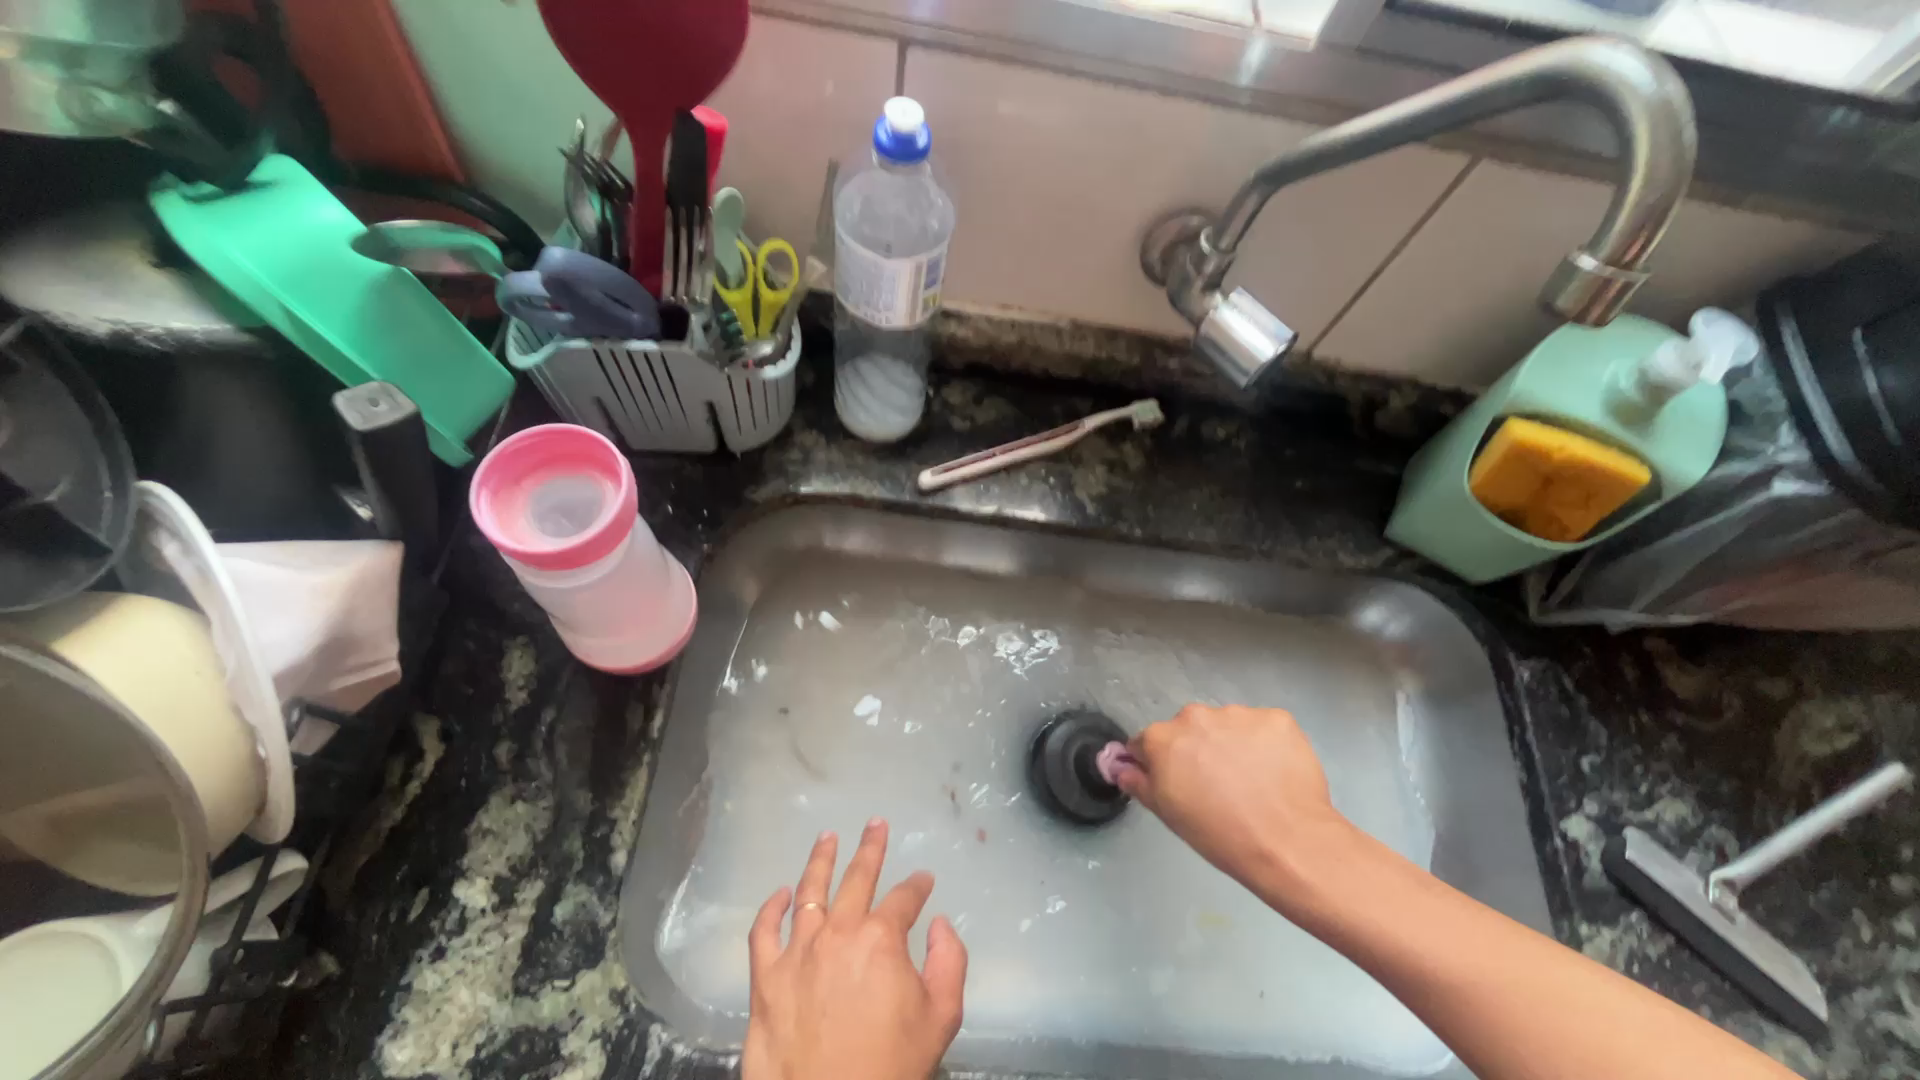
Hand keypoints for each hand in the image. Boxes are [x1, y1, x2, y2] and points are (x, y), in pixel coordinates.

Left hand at [743, 820, 967, 1079]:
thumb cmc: (890, 1066)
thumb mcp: (941, 1018)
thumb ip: (949, 963)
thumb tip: (940, 925)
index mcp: (881, 939)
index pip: (904, 898)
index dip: (917, 886)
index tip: (924, 879)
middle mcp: (838, 932)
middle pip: (856, 878)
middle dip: (871, 848)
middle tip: (876, 824)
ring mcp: (797, 951)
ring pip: (809, 891)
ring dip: (820, 860)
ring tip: (827, 836)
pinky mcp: (764, 977)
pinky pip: (764, 931)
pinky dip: (771, 908)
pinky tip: (781, 893)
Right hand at [1108, 704, 1355, 905]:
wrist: (1287, 841)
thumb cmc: (1219, 834)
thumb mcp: (1168, 814)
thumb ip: (1139, 783)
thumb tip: (1123, 767)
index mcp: (1162, 738)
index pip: (1148, 743)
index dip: (1160, 764)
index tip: (1178, 785)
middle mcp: (1196, 716)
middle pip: (1190, 729)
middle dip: (1198, 749)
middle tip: (1217, 785)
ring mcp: (1239, 714)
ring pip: (1228, 726)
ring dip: (1232, 744)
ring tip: (1252, 781)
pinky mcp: (1277, 718)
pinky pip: (1263, 728)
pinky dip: (1266, 745)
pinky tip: (1275, 773)